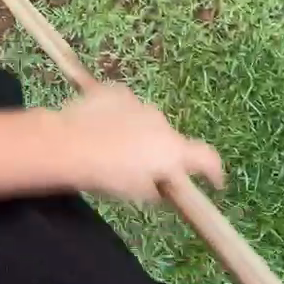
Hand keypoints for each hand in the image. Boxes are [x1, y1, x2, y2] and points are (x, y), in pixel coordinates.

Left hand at [53, 83, 223, 202]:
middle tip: (140, 164)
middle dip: (160, 150)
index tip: (214, 181)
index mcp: (173, 150)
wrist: (69, 144)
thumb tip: (160, 184)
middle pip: (170, 139)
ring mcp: (139, 103)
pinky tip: (101, 124)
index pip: (208, 158)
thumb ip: (157, 187)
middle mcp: (162, 123)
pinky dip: (118, 113)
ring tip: (113, 144)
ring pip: (146, 120)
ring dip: (137, 130)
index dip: (214, 171)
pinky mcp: (116, 91)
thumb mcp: (137, 192)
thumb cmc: (105, 175)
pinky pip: (123, 104)